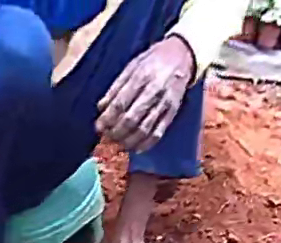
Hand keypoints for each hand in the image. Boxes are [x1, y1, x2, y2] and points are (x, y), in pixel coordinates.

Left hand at [96, 36, 195, 152]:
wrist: (182, 56)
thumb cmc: (152, 60)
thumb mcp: (132, 66)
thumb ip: (116, 87)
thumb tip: (101, 108)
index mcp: (141, 76)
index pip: (120, 103)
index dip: (107, 119)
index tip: (98, 128)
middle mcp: (153, 91)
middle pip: (131, 119)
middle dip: (116, 132)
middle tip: (108, 138)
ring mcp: (164, 104)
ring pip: (144, 130)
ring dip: (129, 141)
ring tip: (119, 145)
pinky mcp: (172, 113)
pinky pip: (158, 134)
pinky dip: (145, 145)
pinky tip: (136, 148)